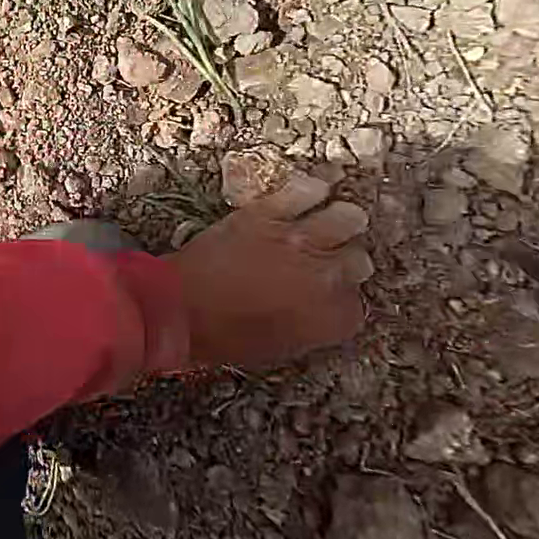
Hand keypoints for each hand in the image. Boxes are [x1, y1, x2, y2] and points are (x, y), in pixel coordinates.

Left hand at [167, 173, 372, 367]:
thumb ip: (311, 325)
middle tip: (335, 258)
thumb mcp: (279, 347)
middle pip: (357, 260)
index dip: (344, 299)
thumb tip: (321, 308)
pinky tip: (316, 192)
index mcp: (326, 318)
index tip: (333, 295)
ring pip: (343, 219)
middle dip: (349, 261)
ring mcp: (297, 239)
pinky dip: (313, 190)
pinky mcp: (269, 212)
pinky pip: (304, 192)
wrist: (182, 307)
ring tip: (340, 218)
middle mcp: (323, 276)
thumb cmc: (226, 337)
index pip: (356, 305)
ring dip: (344, 220)